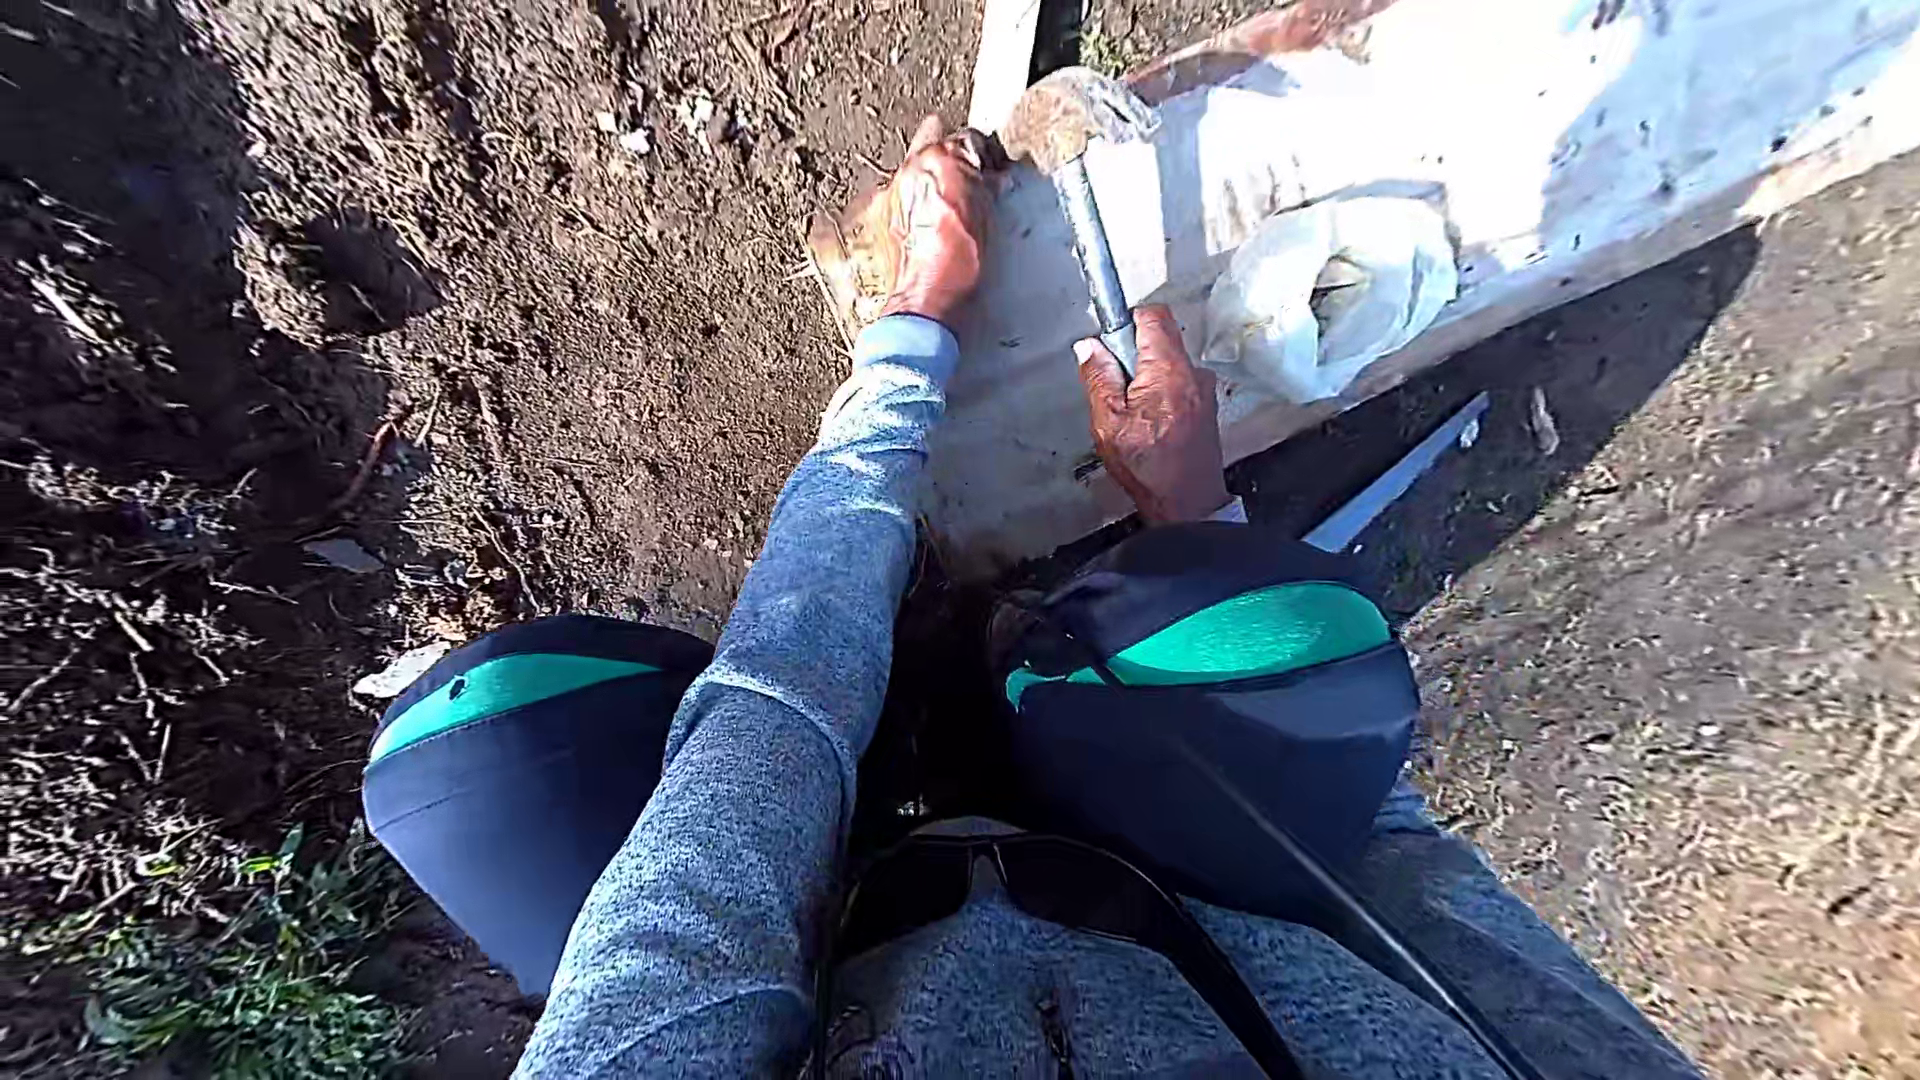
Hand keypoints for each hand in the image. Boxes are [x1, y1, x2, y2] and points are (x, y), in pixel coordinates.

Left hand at [878, 115, 990, 326]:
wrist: (925, 299)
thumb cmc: (959, 266)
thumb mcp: (987, 222)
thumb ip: (985, 189)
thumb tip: (991, 180)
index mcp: (944, 158)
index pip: (969, 139)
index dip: (982, 158)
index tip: (988, 175)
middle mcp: (912, 164)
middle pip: (933, 140)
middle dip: (948, 158)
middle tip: (963, 184)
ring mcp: (892, 187)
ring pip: (913, 167)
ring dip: (927, 180)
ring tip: (940, 211)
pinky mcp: (879, 212)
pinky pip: (898, 194)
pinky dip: (910, 204)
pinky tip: (921, 226)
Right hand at [1076, 305, 1231, 523]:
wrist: (1186, 501)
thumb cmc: (1148, 467)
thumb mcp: (1108, 421)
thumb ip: (1098, 378)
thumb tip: (1088, 346)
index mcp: (1168, 369)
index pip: (1152, 315)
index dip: (1126, 321)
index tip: (1109, 342)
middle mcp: (1192, 372)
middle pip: (1159, 339)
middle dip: (1131, 356)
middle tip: (1115, 390)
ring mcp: (1202, 390)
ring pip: (1166, 364)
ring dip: (1145, 378)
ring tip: (1131, 415)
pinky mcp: (1204, 406)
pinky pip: (1177, 384)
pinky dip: (1159, 394)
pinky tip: (1147, 424)